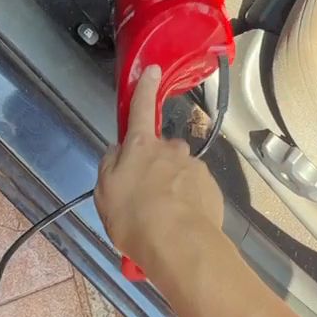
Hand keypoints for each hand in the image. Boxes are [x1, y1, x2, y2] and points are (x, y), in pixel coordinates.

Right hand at [95, 66, 227, 280]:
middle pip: (162, 151)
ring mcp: (194, 168)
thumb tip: (118, 151)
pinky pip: (196, 193)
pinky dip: (188, 205)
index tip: (152, 70)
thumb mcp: (104, 192)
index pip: (141, 109)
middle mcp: (171, 150)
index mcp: (142, 146)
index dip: (145, 88)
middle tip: (145, 199)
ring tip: (163, 222)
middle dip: (157, 167)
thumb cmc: (134, 217)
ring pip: (180, 174)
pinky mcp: (212, 190)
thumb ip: (109, 165)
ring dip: (173, 190)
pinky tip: (180, 226)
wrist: (180, 245)